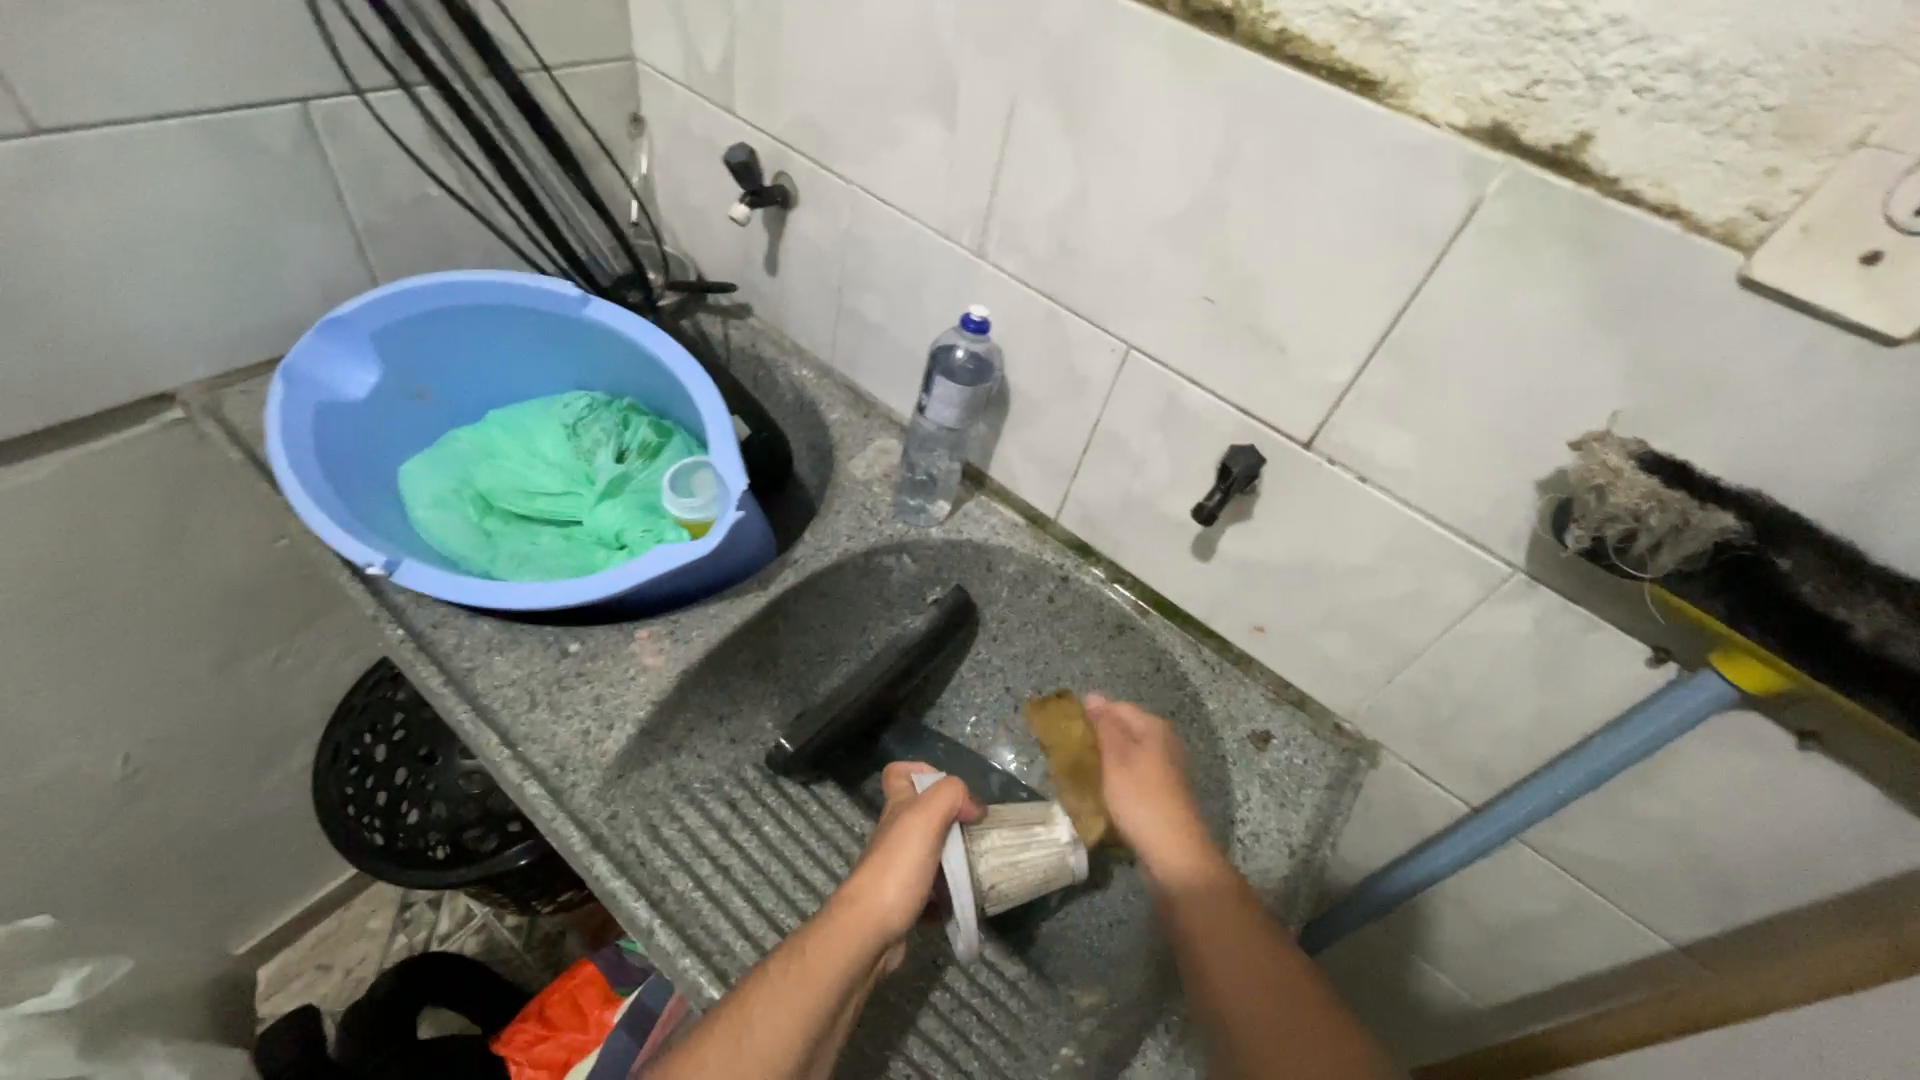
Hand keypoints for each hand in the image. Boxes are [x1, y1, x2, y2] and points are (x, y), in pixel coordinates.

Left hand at [830, 762, 982, 969]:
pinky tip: (961, 901)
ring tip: (977, 868)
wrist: (869, 932)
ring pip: (931, 854)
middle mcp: (895, 835)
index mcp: (898, 809)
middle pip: (922, 816)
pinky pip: (932, 893)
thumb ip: (950, 796)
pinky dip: (948, 897)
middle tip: (975, 833)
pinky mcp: (904, 902)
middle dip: (952, 821)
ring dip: (955, 861)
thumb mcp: (924, 817)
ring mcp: (898, 870)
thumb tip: (974, 807)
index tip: (950, 790)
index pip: (898, 774)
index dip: (922, 771)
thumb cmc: (897, 868)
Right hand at [1085, 694, 1228, 889]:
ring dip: (1105, 760)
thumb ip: (1104, 725)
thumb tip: (1093, 695)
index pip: (1116, 706)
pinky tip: (1103, 792)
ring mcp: (1166, 768)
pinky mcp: (1163, 791)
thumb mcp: (1116, 757)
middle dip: (1097, 738)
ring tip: (1081, 773)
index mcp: (1154, 727)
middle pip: (1124, 729)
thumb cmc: (1141, 799)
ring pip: (1128, 753)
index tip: (1065, 732)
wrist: (1174, 853)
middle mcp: (1164, 742)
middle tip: (1070, 754)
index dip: (1090, 716)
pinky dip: (1117, 779)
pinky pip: (1134, 774)